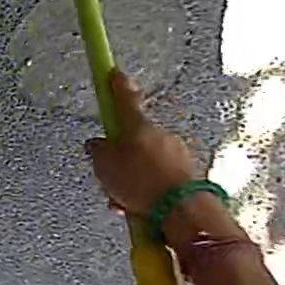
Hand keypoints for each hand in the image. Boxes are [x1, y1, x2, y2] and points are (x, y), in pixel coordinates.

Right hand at [85, 69, 196, 215]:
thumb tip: (96, 145)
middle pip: (135, 137)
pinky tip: (139, 209)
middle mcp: (161, 135)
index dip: (117, 86)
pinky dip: (149, 190)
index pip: (125, 99)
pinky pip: (161, 177)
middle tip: (109, 173)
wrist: (181, 211)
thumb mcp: (104, 167)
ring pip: (147, 160)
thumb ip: (98, 152)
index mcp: (138, 126)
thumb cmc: (143, 184)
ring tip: (123, 200)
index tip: (114, 73)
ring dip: (134, 177)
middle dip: (122, 154)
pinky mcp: (188, 174)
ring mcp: (177, 154)